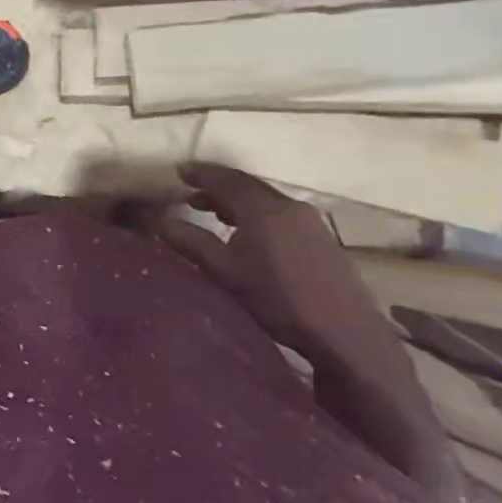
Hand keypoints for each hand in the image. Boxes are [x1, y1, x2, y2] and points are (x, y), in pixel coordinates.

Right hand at [151, 164, 383, 362]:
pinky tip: (249, 232)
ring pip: (264, 199)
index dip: (200, 173)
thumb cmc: (278, 301)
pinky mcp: (320, 234)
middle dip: (217, 186)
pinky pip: (280, 211)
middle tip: (190, 192)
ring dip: (237, 200)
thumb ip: (191, 242)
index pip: (226, 179)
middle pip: (247, 185)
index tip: (178, 171)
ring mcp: (308, 218)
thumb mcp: (226, 274)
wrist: (343, 330)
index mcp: (263, 208)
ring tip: (213, 211)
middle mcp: (287, 204)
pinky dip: (256, 212)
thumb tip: (158, 220)